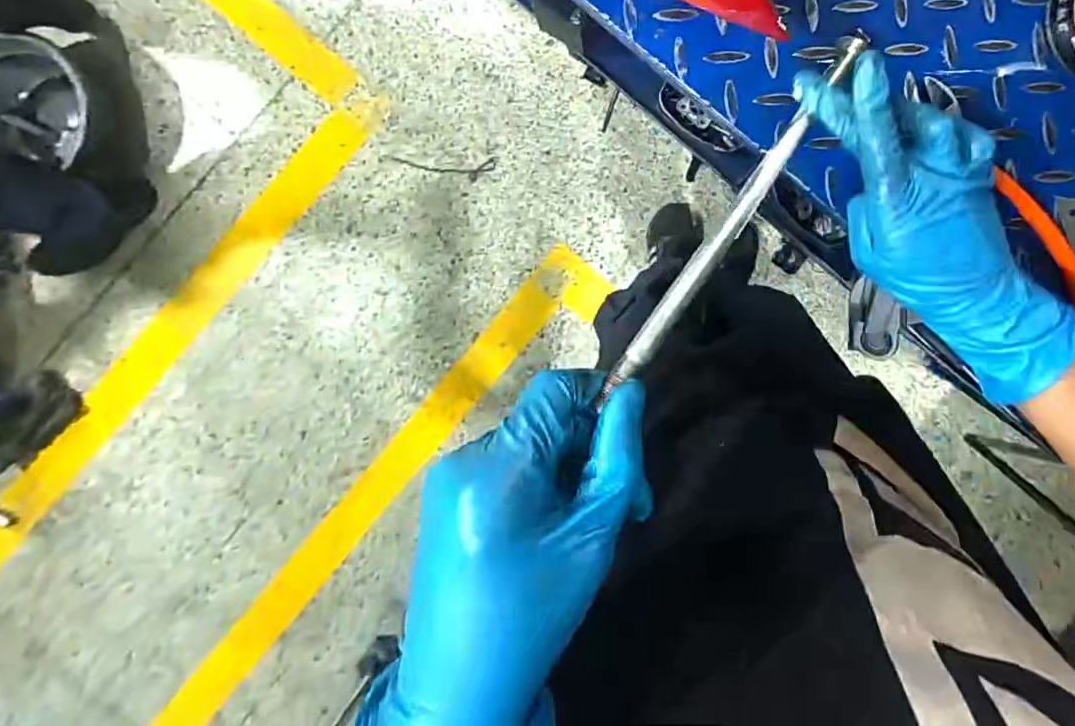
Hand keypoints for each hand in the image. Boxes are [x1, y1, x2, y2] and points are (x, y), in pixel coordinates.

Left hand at [360, 369, 649, 725]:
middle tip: (629, 503)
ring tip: (588, 527)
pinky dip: (534, 485)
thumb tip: (631, 392)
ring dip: (565, 472)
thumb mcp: (590, 538)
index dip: (596, 393)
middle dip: (590, 450)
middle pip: (543, 421)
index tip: (628, 431)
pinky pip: (503, 468)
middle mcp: (467, 454)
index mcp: (500, 463)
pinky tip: (549, 531)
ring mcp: (449, 473)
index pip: (553, 388)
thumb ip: (616, 458)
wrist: (457, 687)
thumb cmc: (534, 614)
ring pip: (526, 446)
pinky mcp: (443, 493)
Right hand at [796, 52, 1074, 403]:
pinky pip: (964, 134)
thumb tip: (868, 184)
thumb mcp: (867, 247)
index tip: (817, 81)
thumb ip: (862, 207)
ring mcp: (959, 168)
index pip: (870, 135)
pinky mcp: (977, 171)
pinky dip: (945, 125)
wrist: (979, 295)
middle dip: (864, 92)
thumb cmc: (916, 277)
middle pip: (897, 117)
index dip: (845, 103)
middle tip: (843, 74)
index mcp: (895, 193)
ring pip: (934, 118)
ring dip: (903, 108)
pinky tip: (930, 130)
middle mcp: (929, 172)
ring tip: (883, 109)